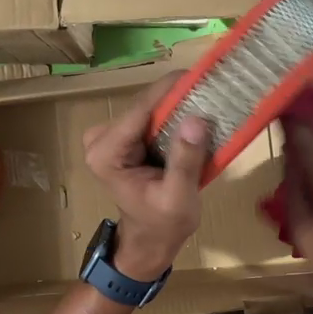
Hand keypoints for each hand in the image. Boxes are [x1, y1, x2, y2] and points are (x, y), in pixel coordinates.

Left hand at [82, 73, 209, 280]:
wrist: (151, 240)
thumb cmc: (162, 225)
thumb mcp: (178, 197)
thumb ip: (185, 160)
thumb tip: (196, 120)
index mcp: (106, 154)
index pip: (139, 111)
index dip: (168, 90)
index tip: (197, 74)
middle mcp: (100, 139)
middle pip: (144, 106)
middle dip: (177, 98)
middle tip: (212, 87)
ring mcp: (109, 136)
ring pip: (148, 108)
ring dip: (177, 105)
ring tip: (209, 98)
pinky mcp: (122, 135)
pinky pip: (150, 116)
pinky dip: (172, 115)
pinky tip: (195, 113)